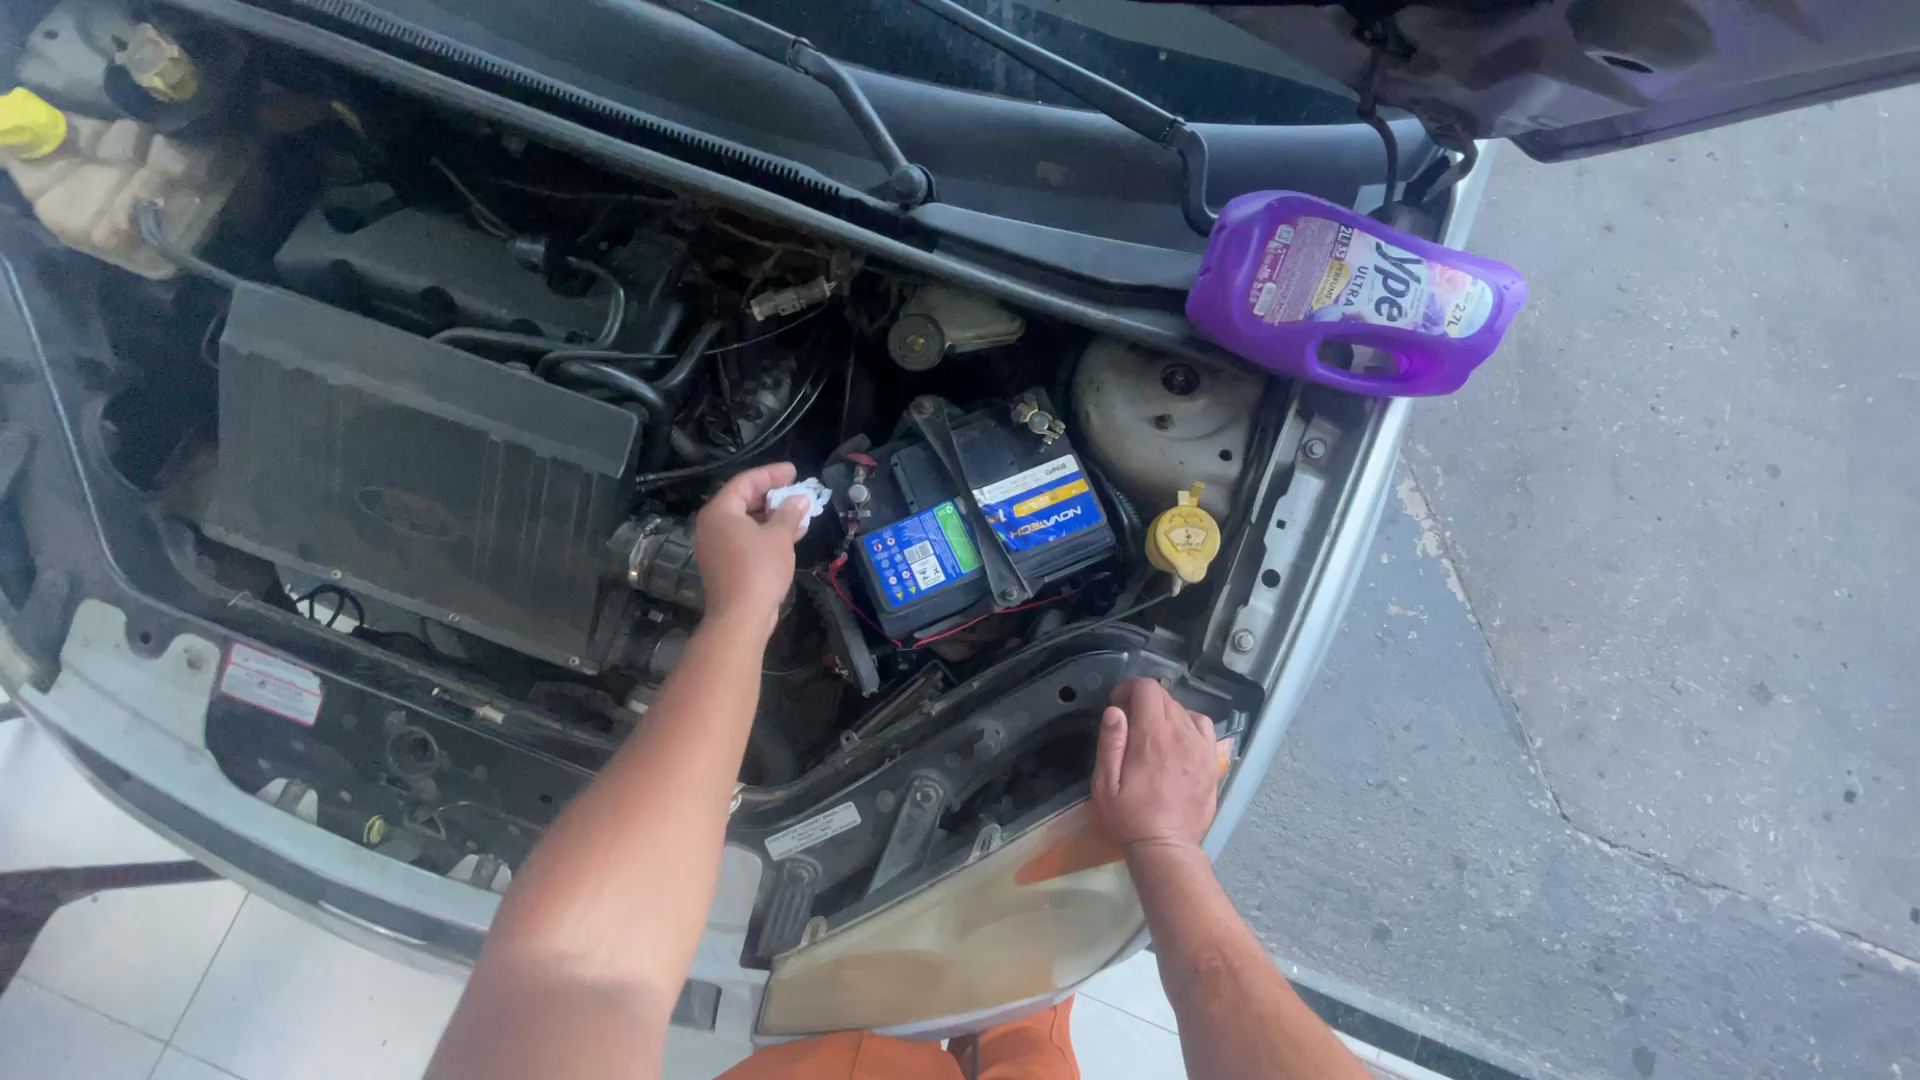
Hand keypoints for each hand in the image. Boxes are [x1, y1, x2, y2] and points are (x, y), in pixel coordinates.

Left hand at [692, 462, 811, 633]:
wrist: (741, 615)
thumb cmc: (759, 569)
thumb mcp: (779, 537)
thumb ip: (789, 513)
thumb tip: (800, 499)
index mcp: (719, 512)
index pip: (745, 482)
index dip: (771, 474)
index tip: (794, 471)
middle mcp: (710, 526)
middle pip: (742, 501)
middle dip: (772, 496)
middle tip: (797, 490)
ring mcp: (714, 546)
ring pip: (745, 522)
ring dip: (772, 517)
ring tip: (799, 513)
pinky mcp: (722, 564)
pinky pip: (744, 539)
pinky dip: (764, 534)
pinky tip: (789, 535)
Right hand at [1092, 677, 1217, 852]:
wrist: (1166, 847)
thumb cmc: (1130, 816)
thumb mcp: (1105, 783)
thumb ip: (1110, 742)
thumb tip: (1115, 710)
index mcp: (1152, 737)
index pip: (1147, 688)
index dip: (1129, 688)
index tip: (1117, 705)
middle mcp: (1180, 735)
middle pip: (1165, 697)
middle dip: (1143, 700)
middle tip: (1129, 722)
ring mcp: (1201, 748)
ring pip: (1183, 709)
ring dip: (1164, 712)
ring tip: (1152, 732)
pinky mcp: (1212, 761)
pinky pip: (1203, 726)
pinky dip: (1188, 722)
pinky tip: (1177, 738)